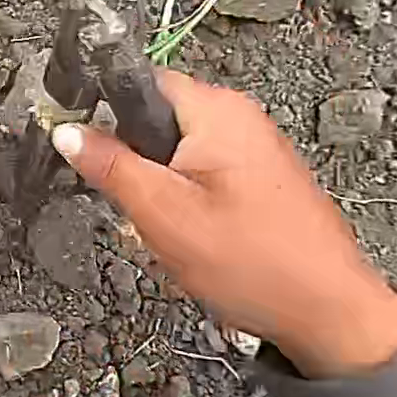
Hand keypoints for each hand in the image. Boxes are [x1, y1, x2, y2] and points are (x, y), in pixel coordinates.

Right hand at [52, 70, 396, 377]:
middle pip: (158, 123)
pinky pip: (202, 177)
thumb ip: (111, 165)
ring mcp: (252, 148)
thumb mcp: (163, 213)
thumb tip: (68, 131)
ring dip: (162, 192)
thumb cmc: (256, 262)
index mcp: (217, 111)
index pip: (142, 83)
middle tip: (142, 208)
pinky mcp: (258, 176)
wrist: (328, 313)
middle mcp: (239, 118)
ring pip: (177, 156)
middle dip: (138, 166)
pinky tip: (199, 238)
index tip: (91, 146)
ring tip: (175, 231)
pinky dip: (188, 204)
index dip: (106, 113)